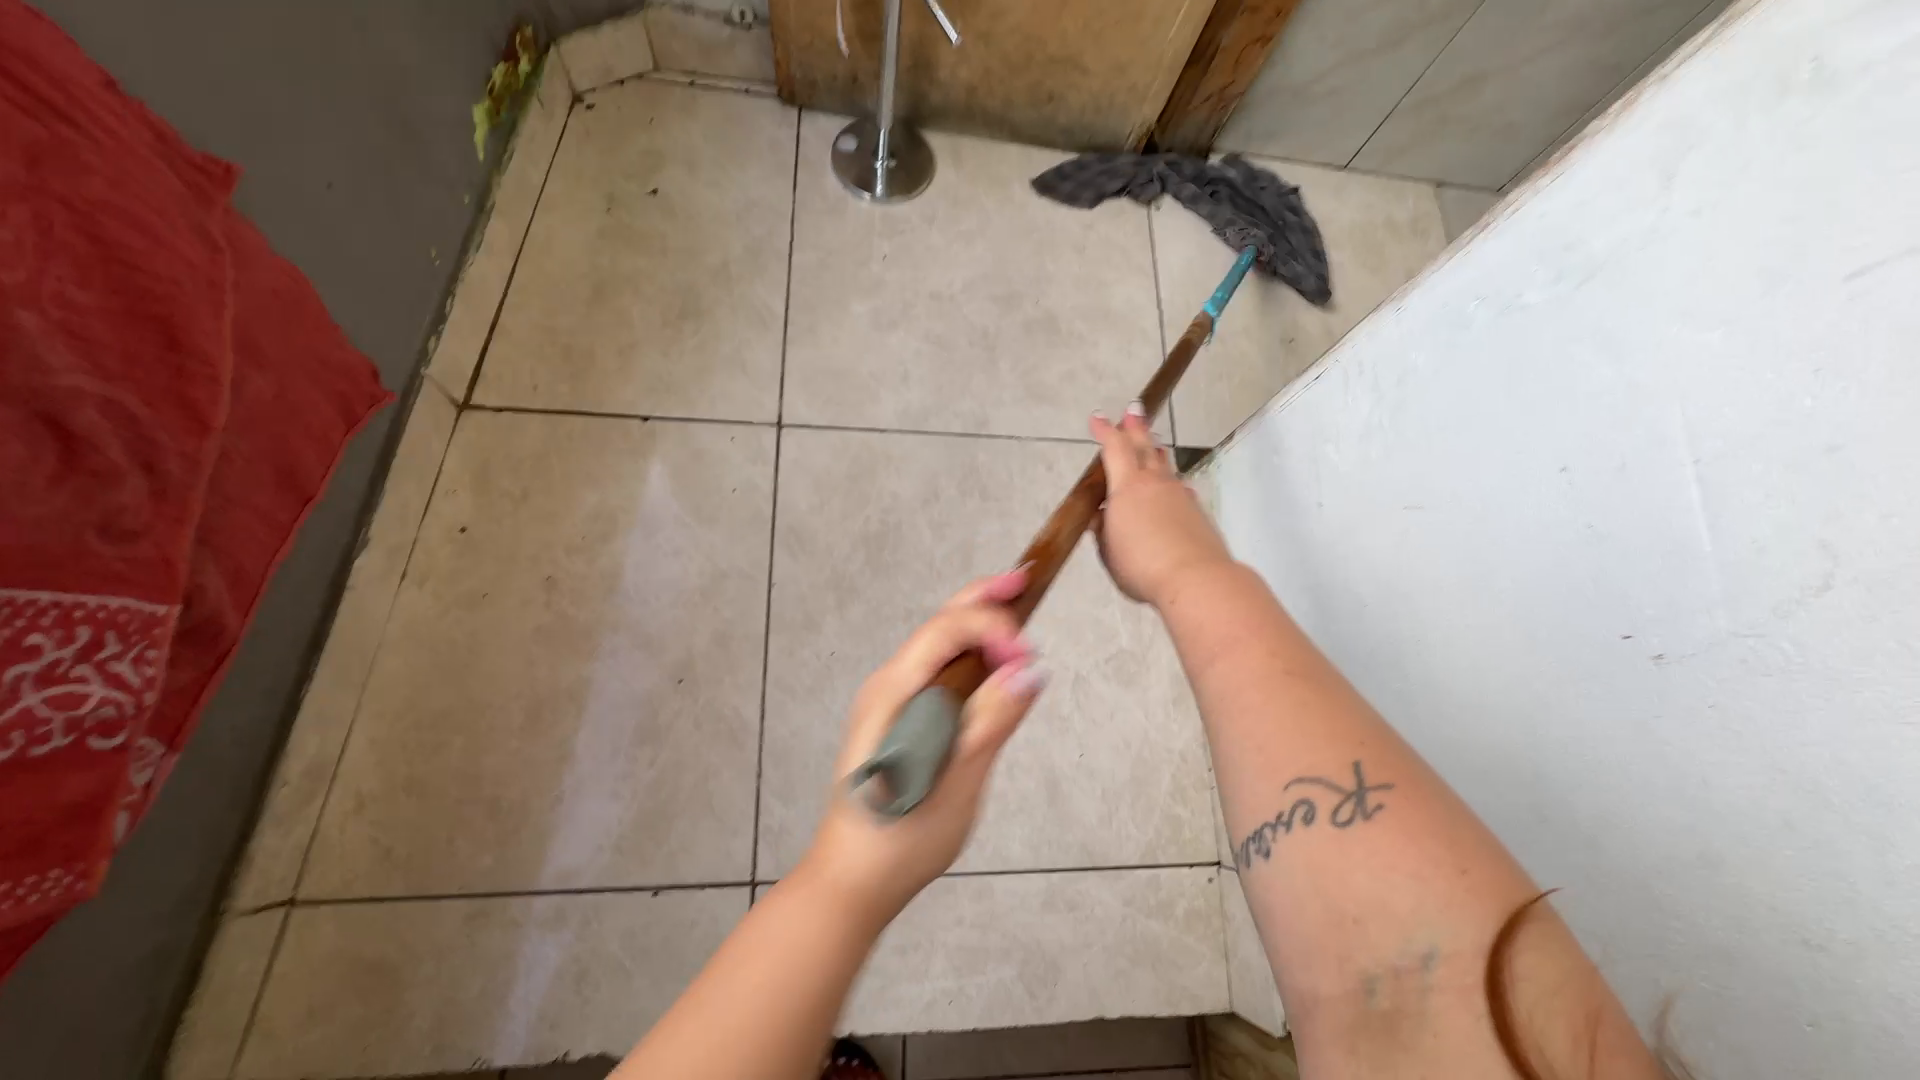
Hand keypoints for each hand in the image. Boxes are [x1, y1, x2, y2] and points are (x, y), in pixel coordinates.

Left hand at [797, 570, 1045, 923]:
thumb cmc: (901, 839)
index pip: (947, 631)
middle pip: (938, 627)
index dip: (993, 627)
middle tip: (1024, 580)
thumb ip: (990, 722)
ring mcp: (888, 704)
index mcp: (894, 692)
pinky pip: (935, 673)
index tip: (1030, 659)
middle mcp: (887, 687)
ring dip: (976, 626)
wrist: (851, 883)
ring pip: (936, 648)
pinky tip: (990, 667)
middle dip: (982, 601)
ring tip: (1014, 613)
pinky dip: (967, 658)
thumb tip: (1030, 668)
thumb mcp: (956, 782)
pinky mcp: (896, 722)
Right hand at [1090, 401, 1234, 606]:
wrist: (1195, 578)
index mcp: (1127, 487)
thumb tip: (1101, 516)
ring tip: (1152, 444)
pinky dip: (1172, 483)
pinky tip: (1175, 487)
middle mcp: (1154, 483)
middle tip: (1134, 409)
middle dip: (1136, 428)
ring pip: (1164, 465)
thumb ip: (1103, 531)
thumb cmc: (1141, 565)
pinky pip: (1179, 488)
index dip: (1105, 431)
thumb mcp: (1108, 552)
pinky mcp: (1195, 512)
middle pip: (1144, 447)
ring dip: (1155, 451)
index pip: (1114, 449)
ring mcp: (1178, 495)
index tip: (1097, 417)